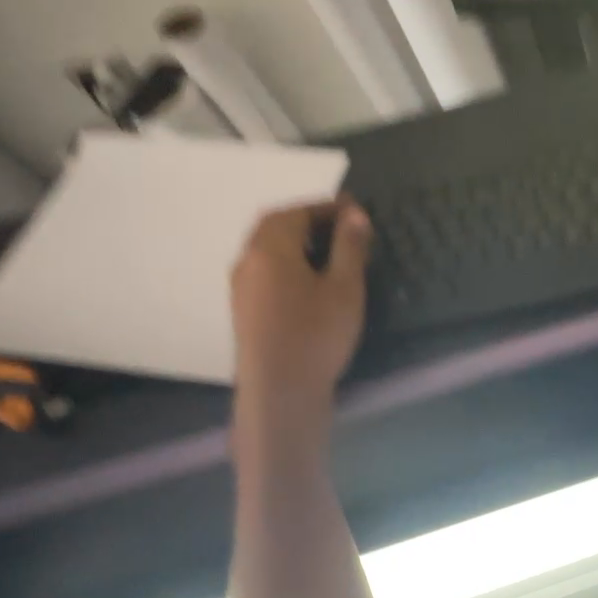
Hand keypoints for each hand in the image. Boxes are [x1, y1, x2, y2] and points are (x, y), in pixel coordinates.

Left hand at [230, 197, 372, 412]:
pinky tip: (310, 280)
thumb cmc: (317, 335)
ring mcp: (241, 286)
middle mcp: (247, 261)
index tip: (356, 210)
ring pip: (266, 249)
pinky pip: (264, 270)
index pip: (295, 212)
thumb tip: (355, 215)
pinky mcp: (244, 308)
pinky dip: (287, 261)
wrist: (280, 391)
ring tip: (331, 252)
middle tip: (342, 227)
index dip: (326, 207)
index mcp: (270, 250)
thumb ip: (349, 248)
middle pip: (274, 227)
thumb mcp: (344, 288)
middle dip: (307, 220)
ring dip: (296, 241)